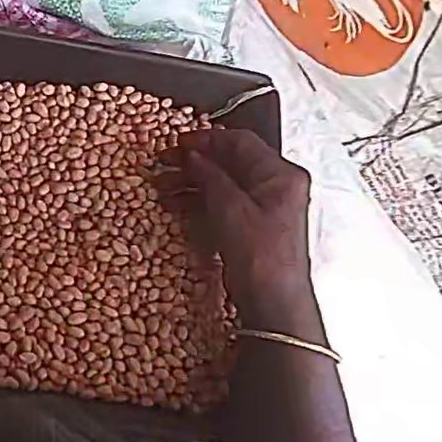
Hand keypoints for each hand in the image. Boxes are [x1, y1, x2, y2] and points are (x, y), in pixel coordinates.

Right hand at [160, 128, 321, 335]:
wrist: (274, 302)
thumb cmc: (259, 255)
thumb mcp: (231, 209)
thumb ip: (211, 177)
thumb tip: (192, 155)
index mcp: (280, 174)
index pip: (240, 142)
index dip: (205, 139)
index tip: (176, 143)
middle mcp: (276, 185)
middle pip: (230, 162)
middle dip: (194, 162)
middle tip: (162, 164)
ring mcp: (264, 206)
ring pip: (223, 183)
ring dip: (191, 182)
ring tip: (161, 186)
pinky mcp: (252, 225)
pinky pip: (223, 202)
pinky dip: (199, 200)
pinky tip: (175, 203)